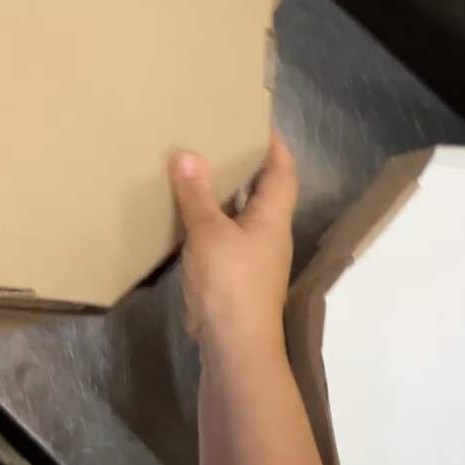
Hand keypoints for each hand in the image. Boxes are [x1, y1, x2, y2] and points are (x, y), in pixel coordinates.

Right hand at [171, 133, 298, 356]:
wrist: (233, 343)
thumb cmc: (229, 281)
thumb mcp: (208, 232)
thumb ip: (196, 195)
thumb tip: (187, 154)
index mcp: (272, 218)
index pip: (281, 172)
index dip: (274, 146)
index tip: (257, 122)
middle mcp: (267, 234)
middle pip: (262, 191)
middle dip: (244, 165)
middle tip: (216, 139)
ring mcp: (250, 256)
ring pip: (239, 213)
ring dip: (222, 192)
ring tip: (194, 168)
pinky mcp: (230, 274)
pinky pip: (220, 233)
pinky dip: (206, 217)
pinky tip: (183, 213)